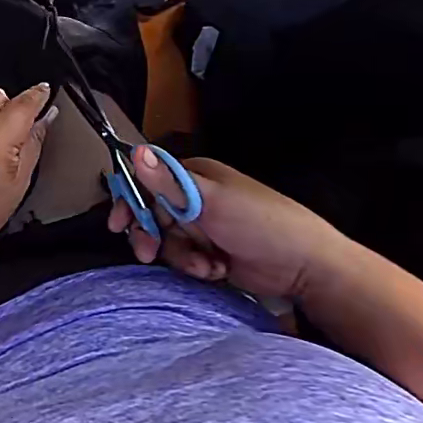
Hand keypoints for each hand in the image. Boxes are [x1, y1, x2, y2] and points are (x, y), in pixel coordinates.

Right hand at [107, 148, 352, 300]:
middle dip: (152, 236)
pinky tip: (216, 270)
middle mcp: (195, 199)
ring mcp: (203, 227)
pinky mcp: (210, 253)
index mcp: (194, 176)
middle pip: (152, 214)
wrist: (303, 265)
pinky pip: (184, 260)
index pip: (148, 182)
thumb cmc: (261, 223)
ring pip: (167, 241)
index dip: (130, 200)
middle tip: (148, 253)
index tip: (118, 222)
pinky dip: (195, 267)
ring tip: (206, 265)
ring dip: (180, 257)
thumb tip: (136, 152)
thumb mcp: (211, 201)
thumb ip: (169, 181)